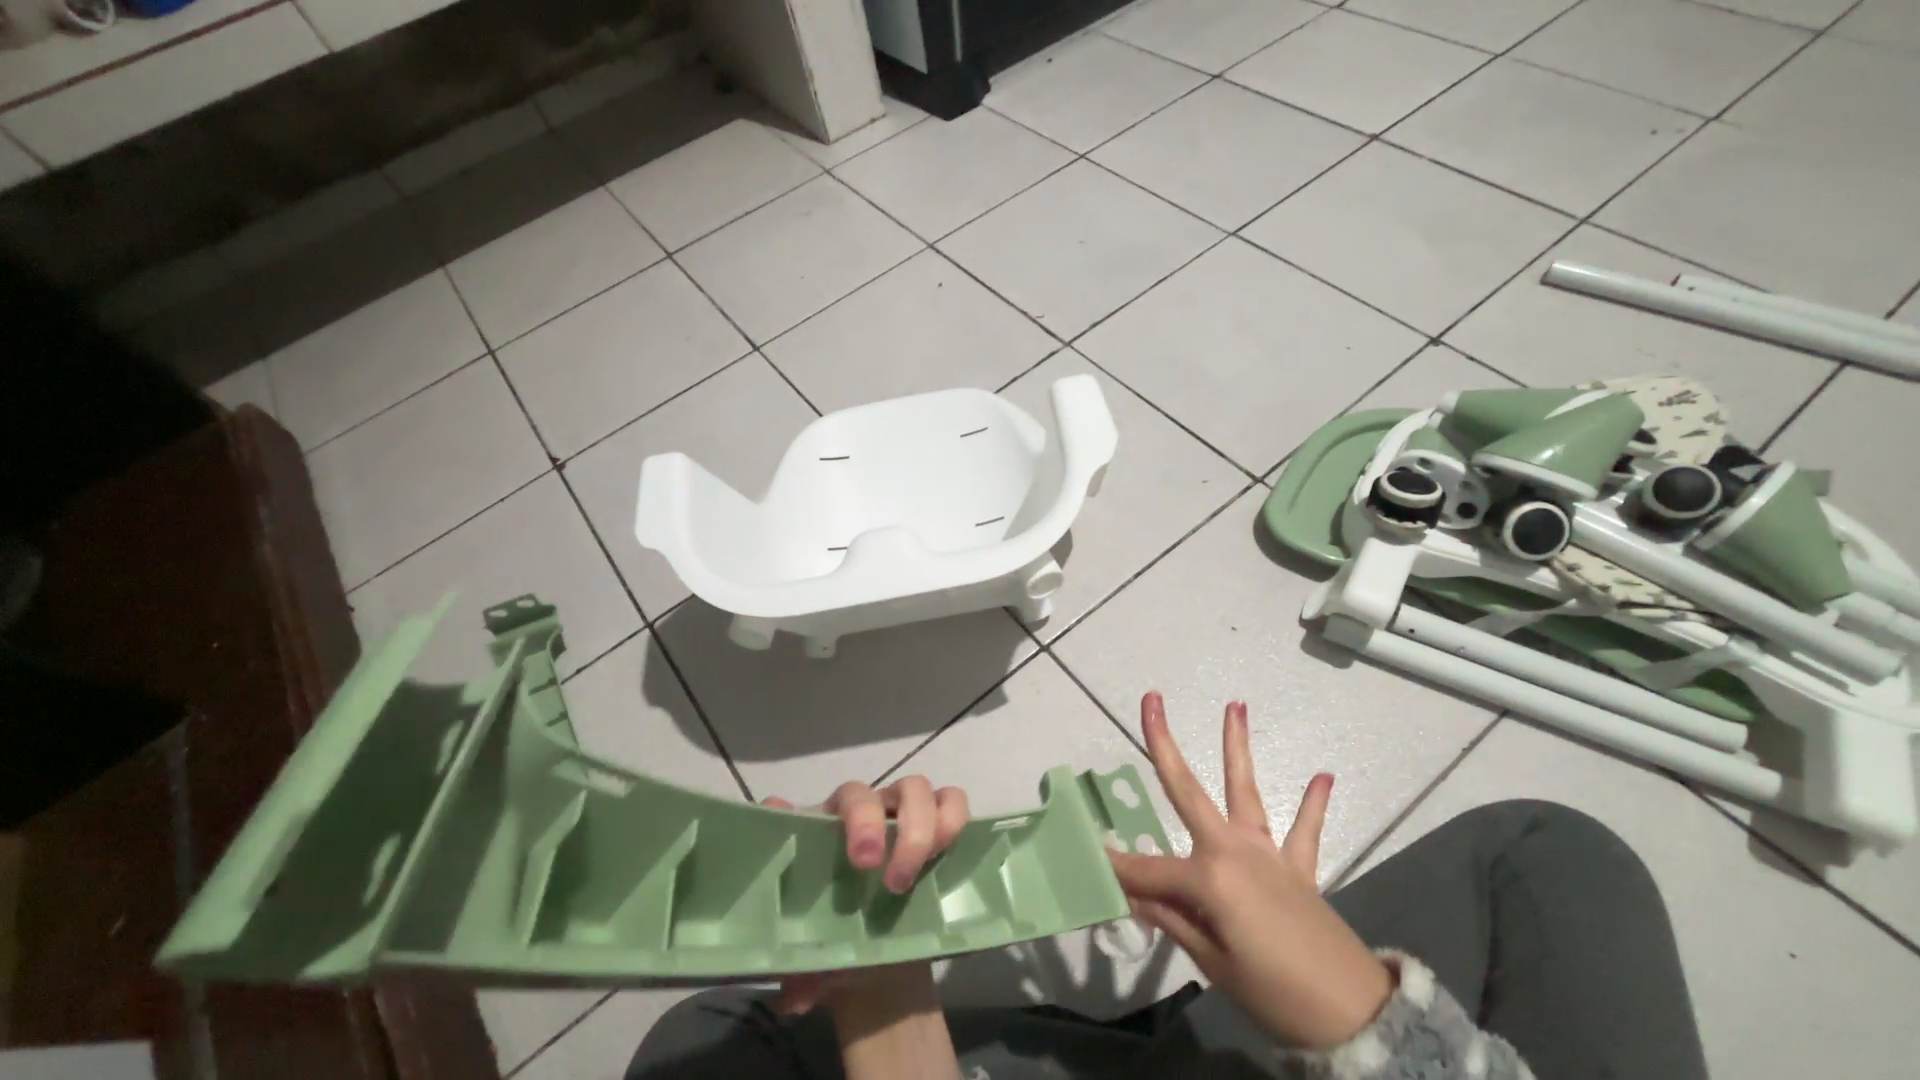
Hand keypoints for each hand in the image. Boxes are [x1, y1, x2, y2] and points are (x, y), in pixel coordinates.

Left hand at [760, 775, 970, 1015]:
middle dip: (888, 828)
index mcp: (825, 830)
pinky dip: (953, 818)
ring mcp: (901, 812)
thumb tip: (788, 999)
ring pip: (916, 788)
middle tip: (893, 881)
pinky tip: (946, 853)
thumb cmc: (836, 948)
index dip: (856, 820)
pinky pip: (952, 801)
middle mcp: (864, 812)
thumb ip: (800, 972)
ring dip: (922, 826)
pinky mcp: (938, 823)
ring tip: (919, 873)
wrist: (877, 969)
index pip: (837, 801)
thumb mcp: (816, 962)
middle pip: (875, 790)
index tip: (863, 862)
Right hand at [1108, 691, 1393, 1049]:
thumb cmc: (1274, 992)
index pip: (1147, 868)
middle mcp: (1234, 850)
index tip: (1089, 858)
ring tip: (1236, 705)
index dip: (1118, 869)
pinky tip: (1324, 776)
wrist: (1353, 1012)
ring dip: (1238, 747)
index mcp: (1208, 877)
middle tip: (1151, 700)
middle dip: (1164, 744)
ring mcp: (1268, 855)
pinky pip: (1305, 831)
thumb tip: (1133, 892)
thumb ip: (1174, 918)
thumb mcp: (1212, 962)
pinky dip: (1313, 804)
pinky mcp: (1298, 869)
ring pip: (1246, 791)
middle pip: (1189, 791)